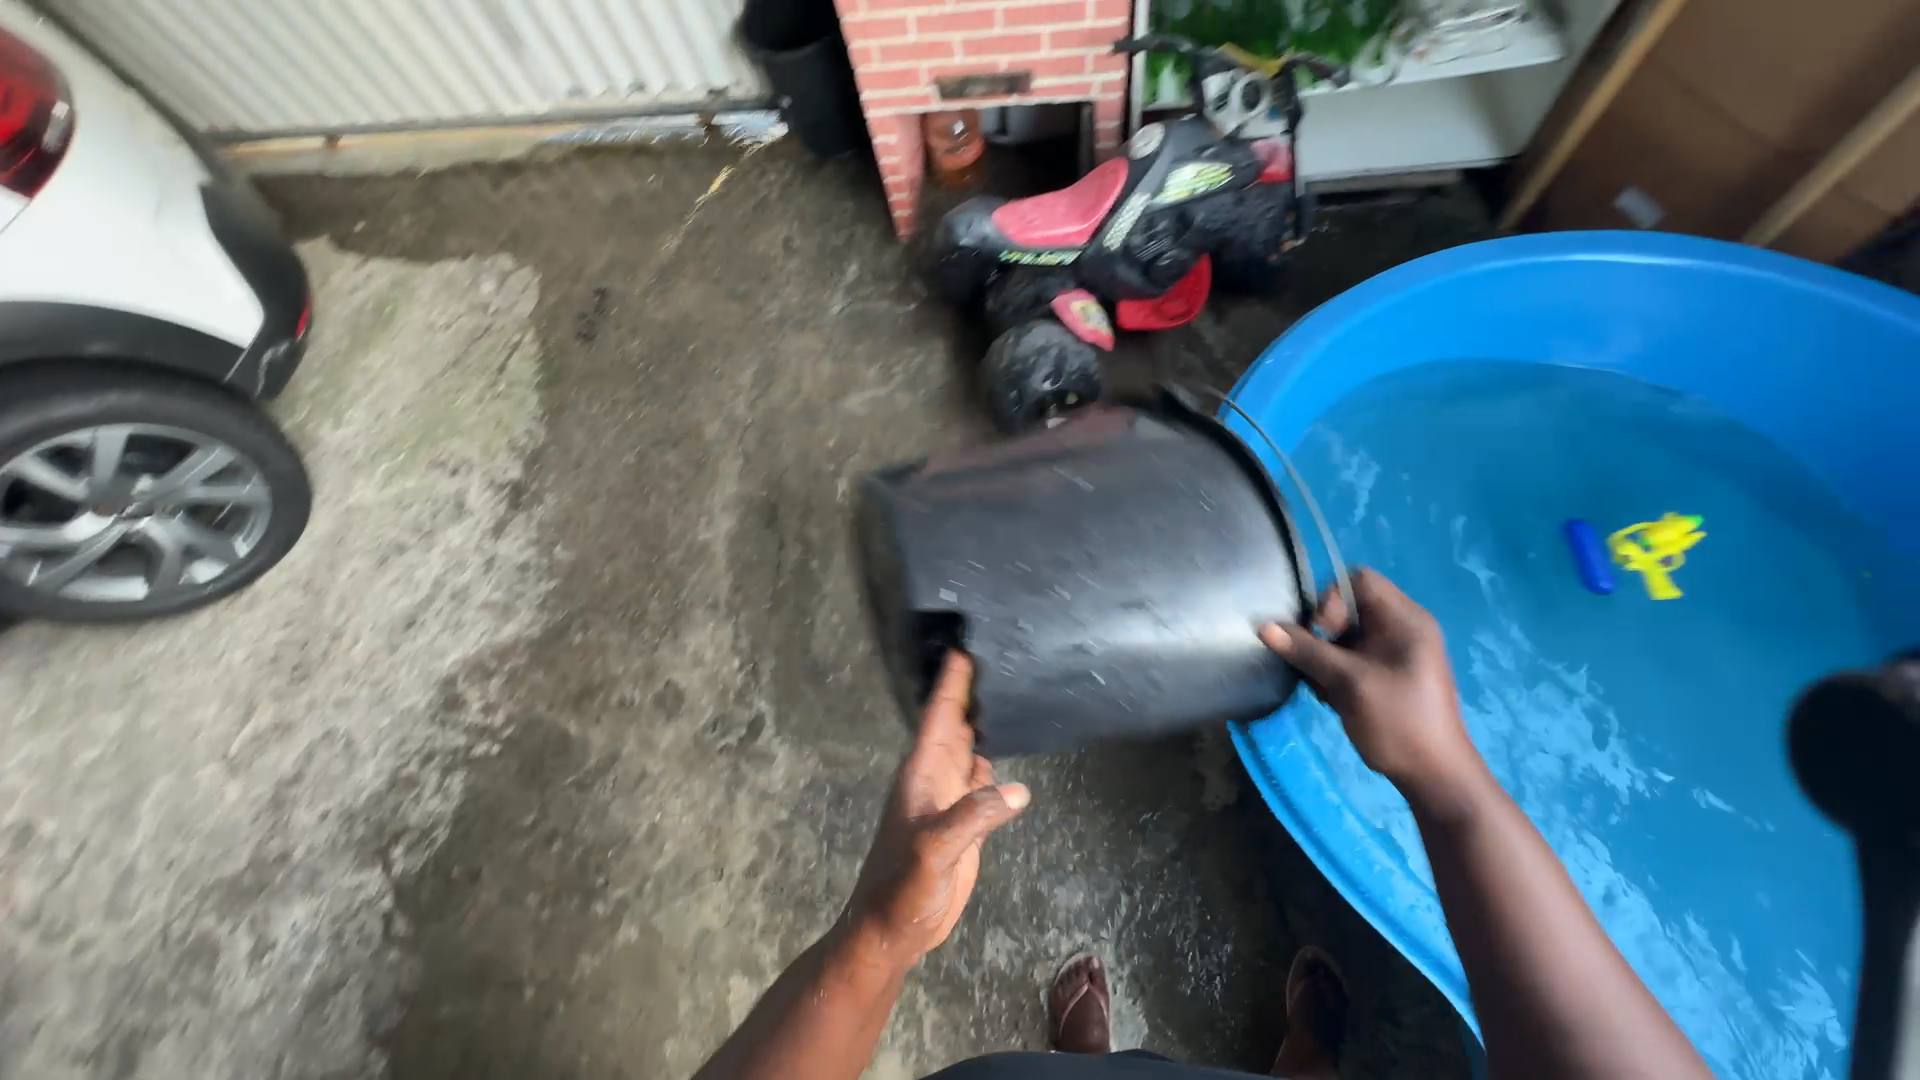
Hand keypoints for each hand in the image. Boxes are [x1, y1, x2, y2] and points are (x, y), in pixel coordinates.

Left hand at [843, 651, 1029, 970]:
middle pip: (957, 725)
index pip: (938, 717)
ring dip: (984, 725)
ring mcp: (951, 800)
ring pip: (971, 751)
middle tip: (999, 656)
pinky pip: (983, 783)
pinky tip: (1009, 751)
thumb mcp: (934, 849)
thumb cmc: (902, 886)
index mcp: (921, 773)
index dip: (951, 684)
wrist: (895, 930)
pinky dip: (995, 763)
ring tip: (1009, 693)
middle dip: (972, 693)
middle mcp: (937, 778)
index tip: (964, 647)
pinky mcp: (966, 823)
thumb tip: (1016, 789)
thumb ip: (972, 817)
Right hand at [1260, 569, 1482, 798]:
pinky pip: (1347, 656)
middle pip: (1347, 608)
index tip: (1323, 633)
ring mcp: (1393, 652)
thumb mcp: (1348, 683)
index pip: (1359, 580)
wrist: (1433, 775)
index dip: (1332, 599)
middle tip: (1316, 664)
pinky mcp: (1383, 673)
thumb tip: (1264, 626)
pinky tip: (1332, 697)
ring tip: (1324, 687)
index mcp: (1406, 620)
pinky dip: (1332, 671)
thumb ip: (1306, 651)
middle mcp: (1401, 628)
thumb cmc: (1398, 722)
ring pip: (1342, 635)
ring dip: (1323, 657)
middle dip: (1322, 634)